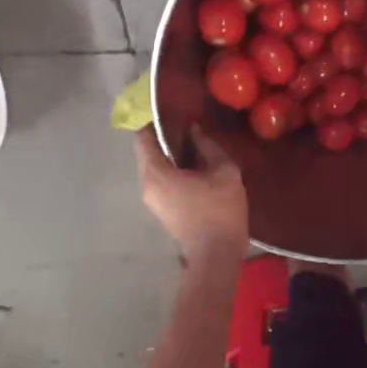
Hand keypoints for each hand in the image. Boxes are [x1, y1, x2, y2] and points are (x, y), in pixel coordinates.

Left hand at [135, 126, 247, 261]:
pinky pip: (160, 180)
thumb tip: (195, 130)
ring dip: (168, 154)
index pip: (142, 138)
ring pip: (153, 167)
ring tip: (191, 144)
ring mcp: (151, 200)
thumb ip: (208, 146)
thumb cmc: (220, 211)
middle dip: (162, 137)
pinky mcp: (160, 209)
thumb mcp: (224, 171)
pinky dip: (171, 169)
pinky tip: (192, 166)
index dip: (154, 121)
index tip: (172, 112)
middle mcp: (146, 185)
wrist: (216, 255)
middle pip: (146, 152)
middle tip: (185, 125)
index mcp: (155, 174)